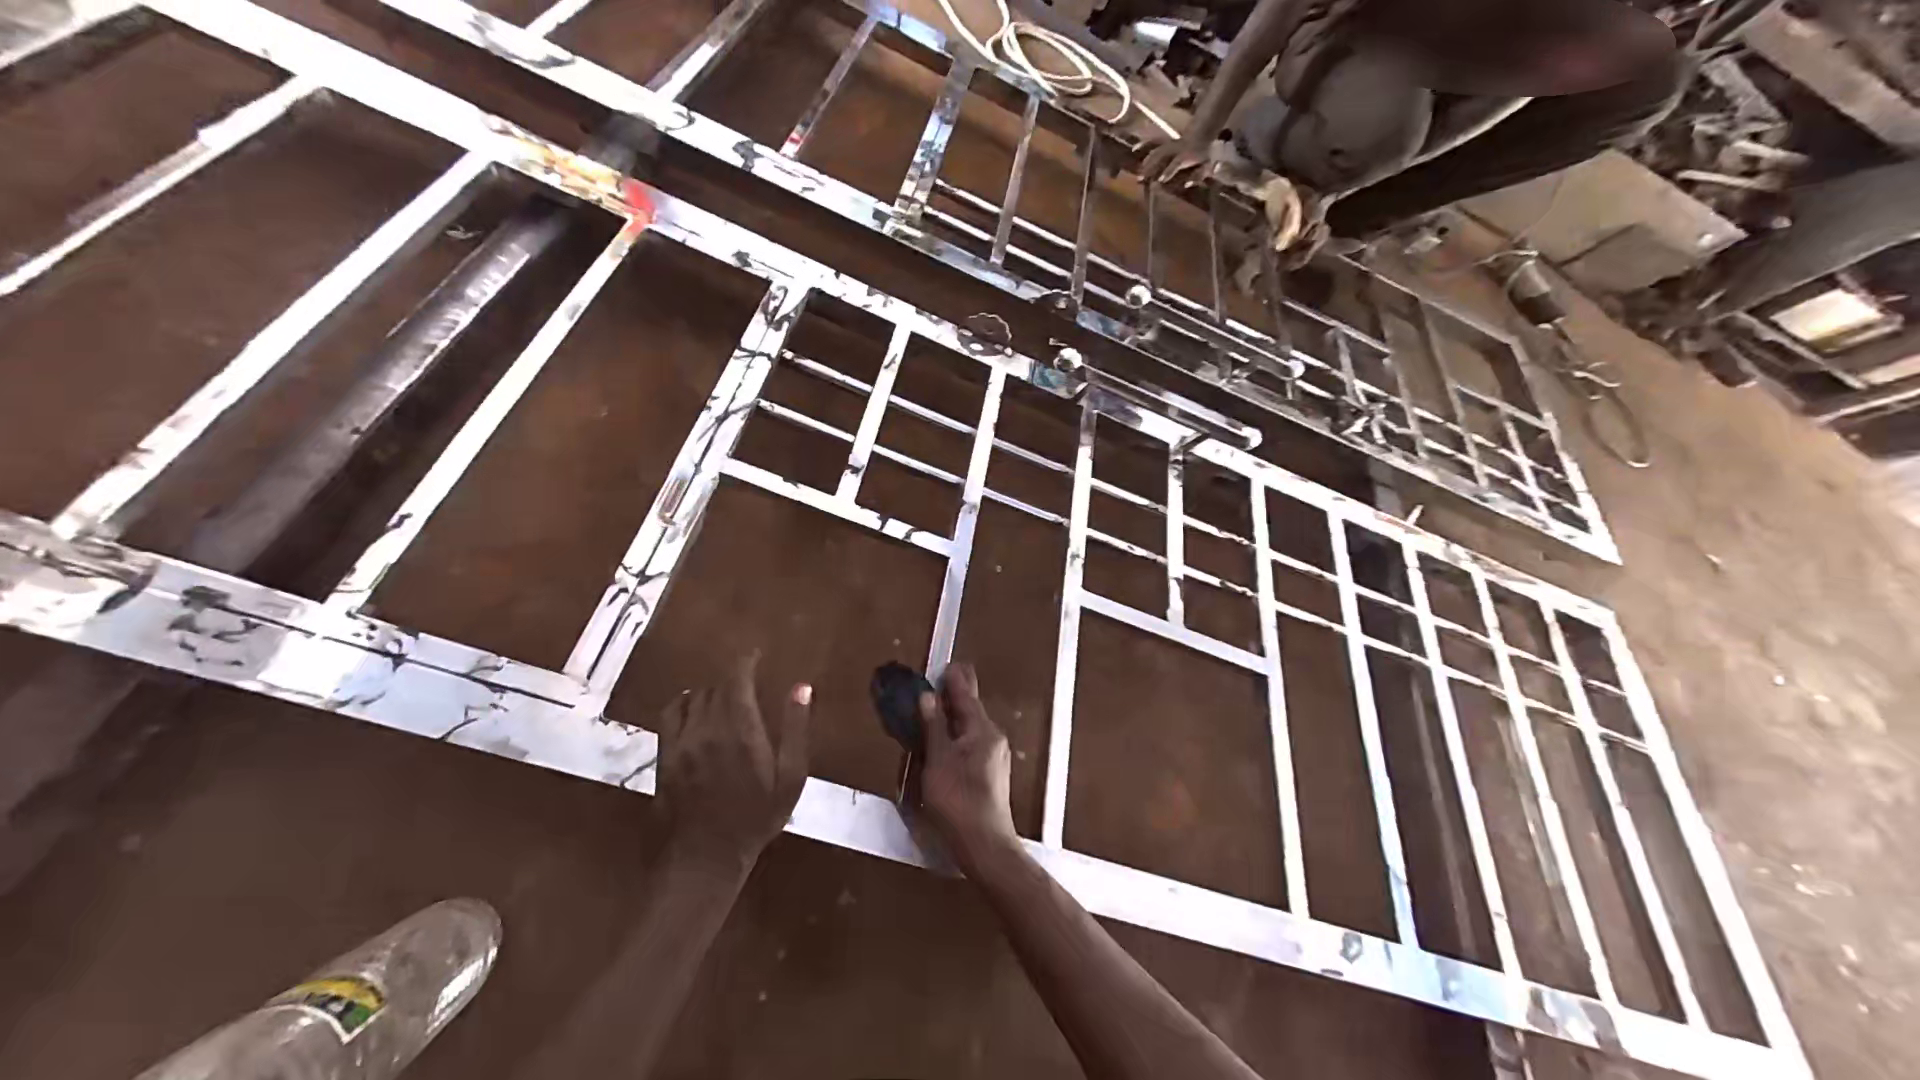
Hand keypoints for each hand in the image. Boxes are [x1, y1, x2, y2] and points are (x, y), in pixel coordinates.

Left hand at [656, 651, 809, 870]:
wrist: (706, 856)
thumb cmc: (757, 817)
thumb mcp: (790, 776)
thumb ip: (796, 728)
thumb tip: (802, 688)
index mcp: (741, 729)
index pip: (738, 679)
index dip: (746, 661)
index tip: (756, 655)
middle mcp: (708, 727)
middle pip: (716, 687)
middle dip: (733, 680)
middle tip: (747, 685)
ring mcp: (682, 741)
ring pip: (694, 698)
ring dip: (711, 692)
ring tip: (724, 697)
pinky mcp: (665, 755)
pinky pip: (670, 714)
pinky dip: (683, 703)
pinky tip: (692, 709)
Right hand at [915, 664, 1017, 871]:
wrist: (985, 844)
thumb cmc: (958, 800)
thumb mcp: (937, 760)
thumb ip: (933, 727)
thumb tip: (928, 696)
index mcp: (982, 730)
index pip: (966, 694)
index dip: (954, 679)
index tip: (945, 664)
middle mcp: (993, 738)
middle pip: (971, 710)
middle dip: (953, 697)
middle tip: (935, 684)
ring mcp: (995, 757)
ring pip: (971, 728)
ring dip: (953, 718)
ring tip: (933, 712)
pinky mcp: (990, 774)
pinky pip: (972, 744)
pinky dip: (956, 737)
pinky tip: (943, 744)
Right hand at [1140, 136, 1208, 186]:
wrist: (1202, 133)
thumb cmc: (1203, 154)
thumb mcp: (1207, 165)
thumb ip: (1197, 175)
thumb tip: (1186, 184)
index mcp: (1186, 155)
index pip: (1177, 163)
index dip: (1169, 171)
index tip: (1160, 181)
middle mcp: (1176, 149)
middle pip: (1161, 157)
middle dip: (1151, 168)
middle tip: (1141, 180)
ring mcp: (1169, 145)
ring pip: (1156, 152)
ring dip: (1146, 163)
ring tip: (1139, 176)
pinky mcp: (1165, 143)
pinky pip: (1153, 143)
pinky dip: (1144, 145)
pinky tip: (1135, 149)